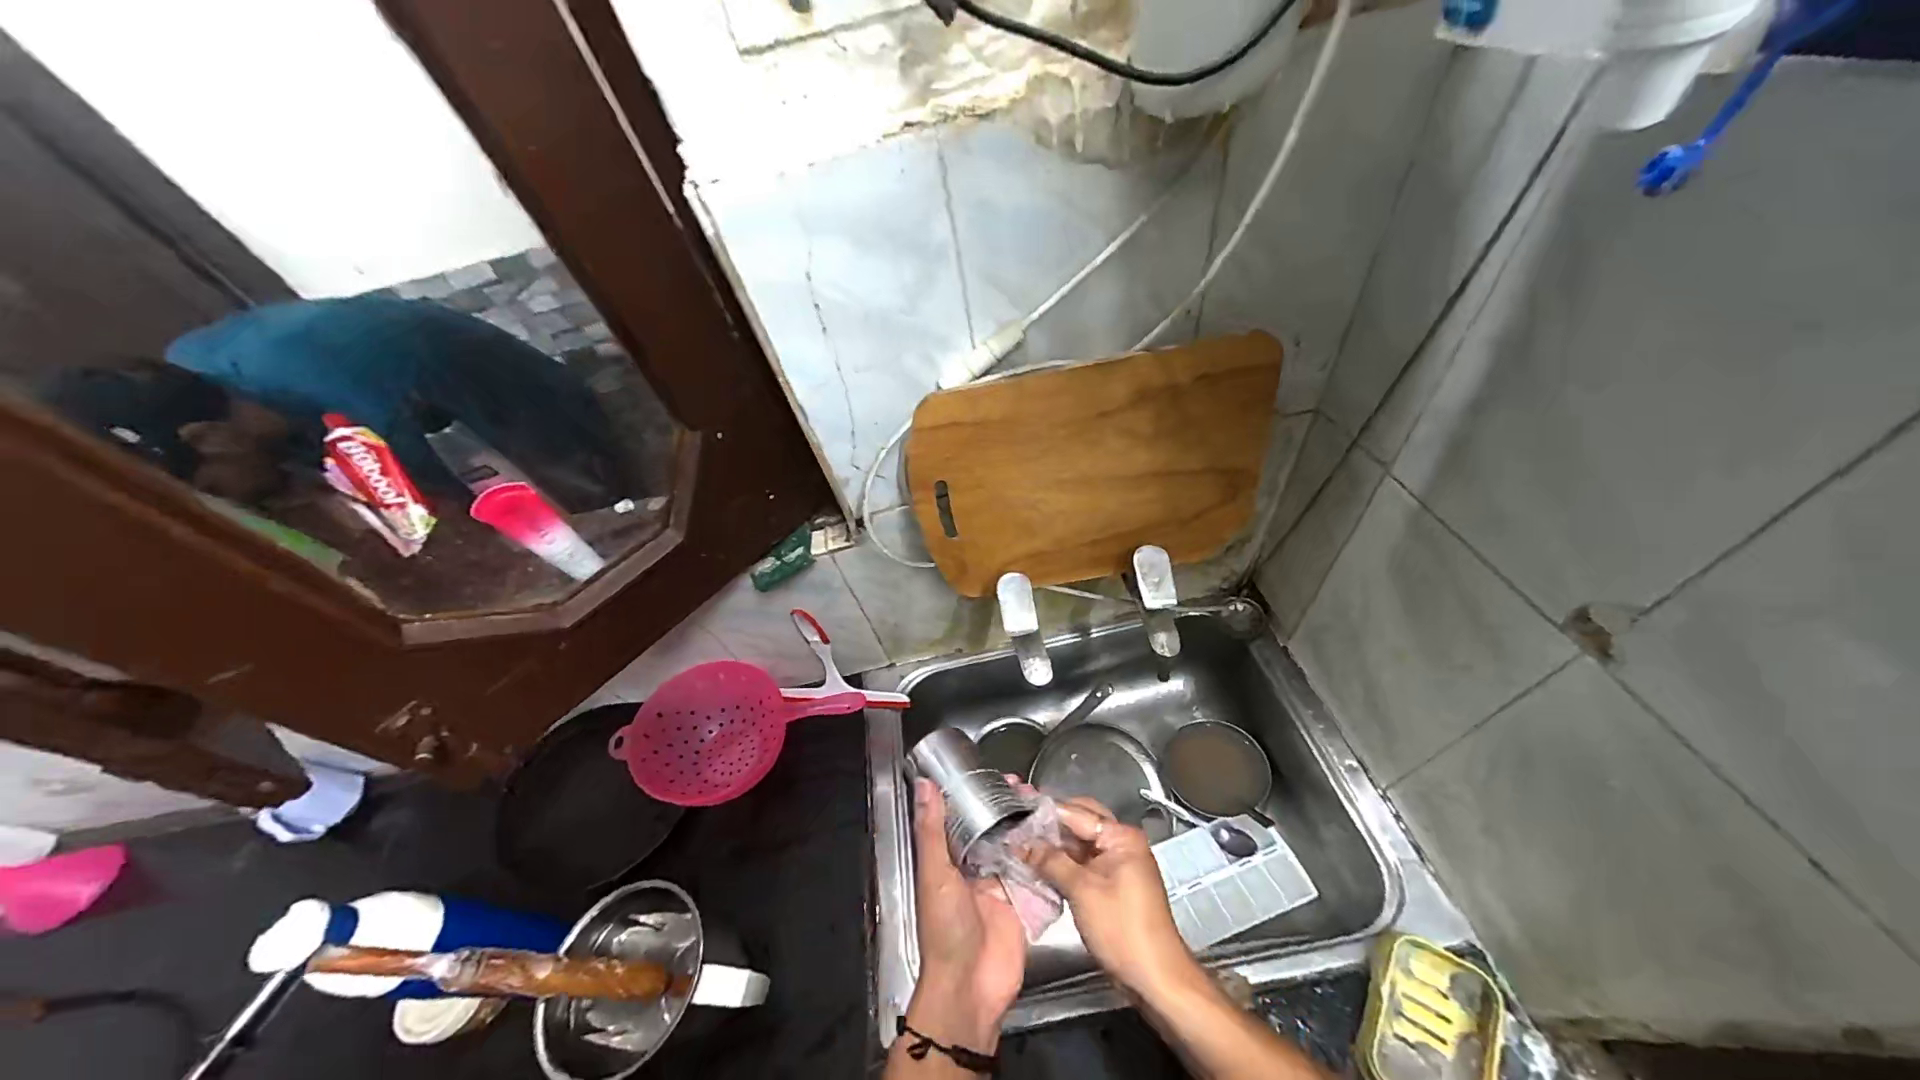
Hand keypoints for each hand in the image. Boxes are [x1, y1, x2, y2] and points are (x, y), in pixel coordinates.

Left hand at [908, 777, 1025, 1049]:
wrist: (970, 988)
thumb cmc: (945, 930)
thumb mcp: (935, 876)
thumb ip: (933, 831)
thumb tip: (924, 784)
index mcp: (950, 861)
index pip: (966, 820)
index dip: (981, 797)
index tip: (998, 775)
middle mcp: (976, 869)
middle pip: (995, 831)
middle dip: (1010, 809)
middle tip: (1029, 787)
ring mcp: (1001, 886)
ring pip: (1017, 848)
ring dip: (1029, 828)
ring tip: (1045, 803)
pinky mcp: (1024, 904)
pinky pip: (1035, 874)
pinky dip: (1045, 856)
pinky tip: (1058, 836)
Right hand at [1022, 796, 1193, 993]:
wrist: (1154, 977)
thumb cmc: (1122, 929)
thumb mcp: (1081, 890)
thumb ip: (1050, 861)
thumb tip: (1023, 843)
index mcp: (1121, 837)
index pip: (1076, 812)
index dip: (1045, 813)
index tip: (1015, 813)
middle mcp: (1122, 844)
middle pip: (1079, 824)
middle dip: (1049, 828)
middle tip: (1017, 831)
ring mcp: (1118, 865)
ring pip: (1080, 846)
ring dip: (1054, 848)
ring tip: (1021, 848)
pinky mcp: (1113, 885)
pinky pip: (1084, 864)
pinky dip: (1064, 865)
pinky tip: (1040, 869)